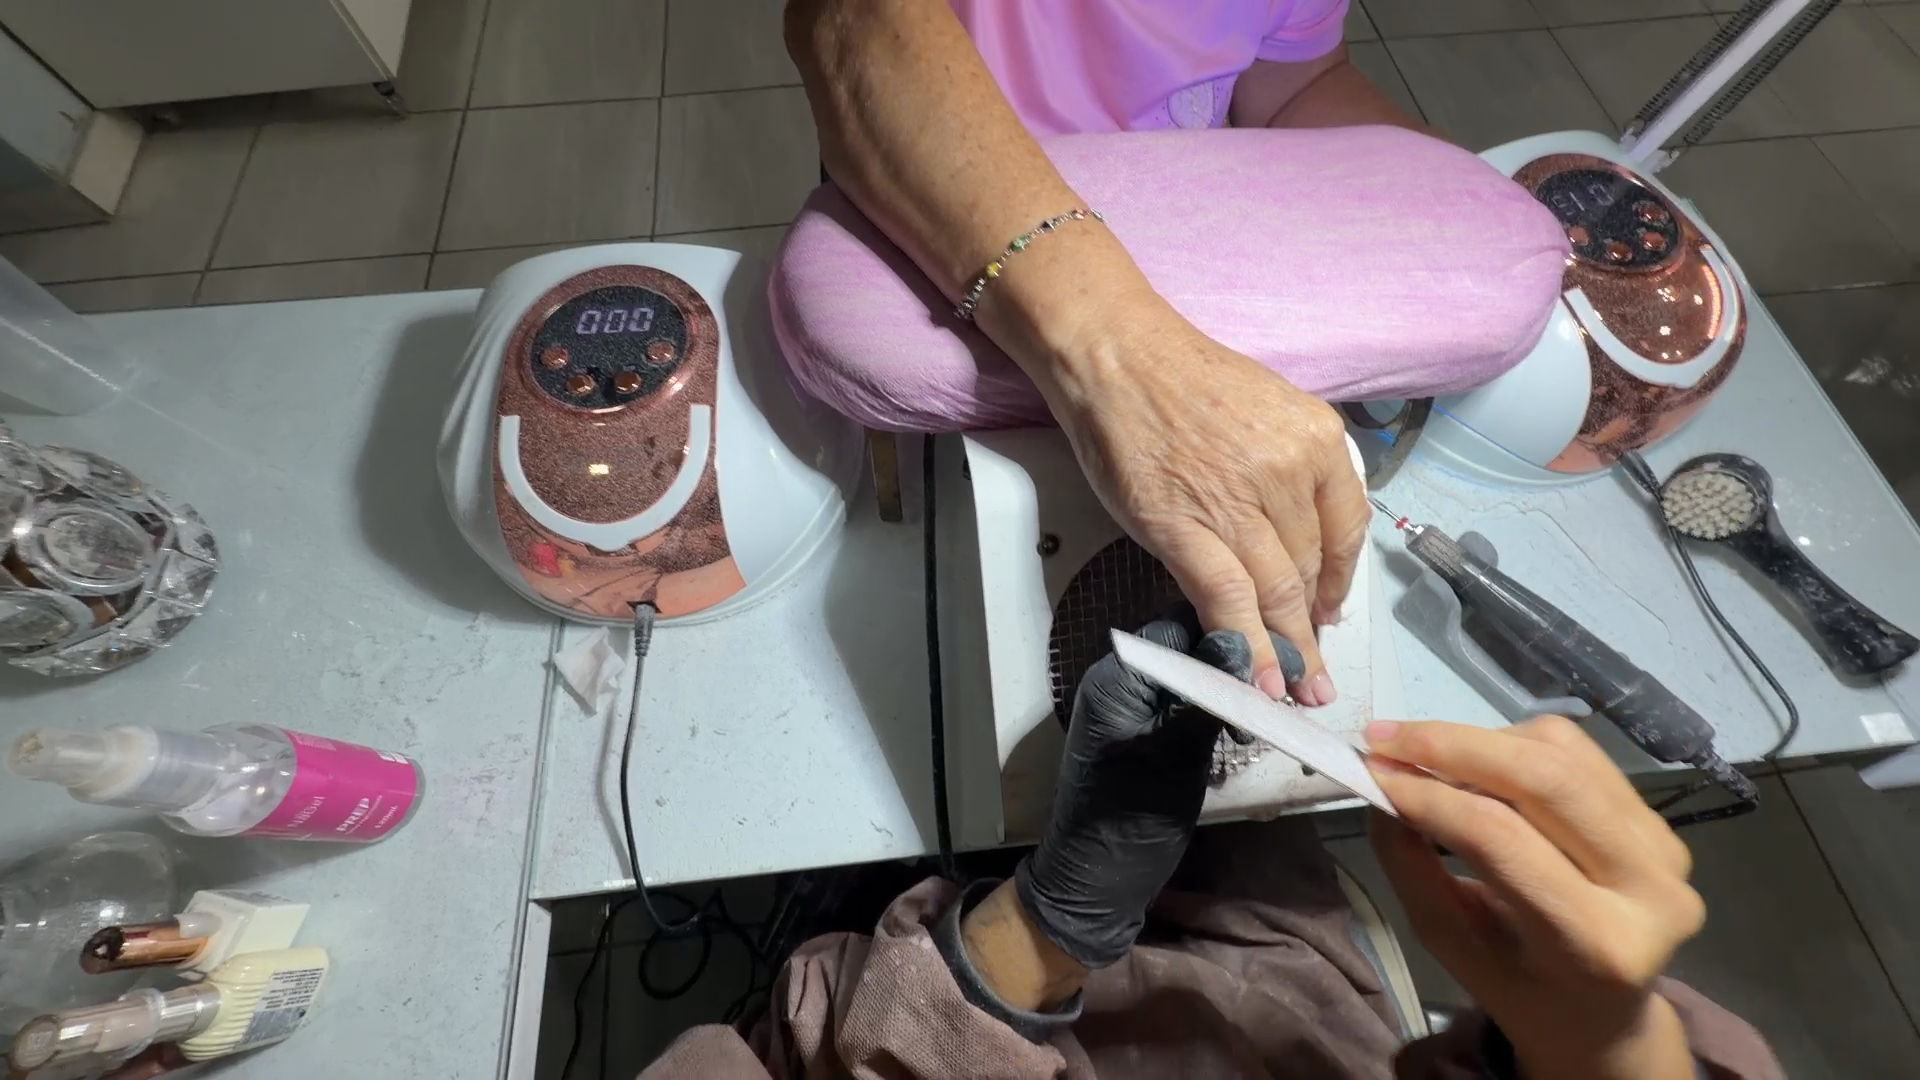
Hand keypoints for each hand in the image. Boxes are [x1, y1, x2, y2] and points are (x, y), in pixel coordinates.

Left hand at [1014, 611, 1294, 967]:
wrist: (1096, 880)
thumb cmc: (1129, 820)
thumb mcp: (1175, 756)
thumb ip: (1205, 697)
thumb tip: (1241, 643)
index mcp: (1117, 679)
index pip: (1178, 629)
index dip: (1230, 636)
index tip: (1280, 658)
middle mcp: (1121, 681)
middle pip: (1186, 645)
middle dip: (1237, 658)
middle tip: (1288, 682)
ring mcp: (1133, 705)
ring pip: (1190, 671)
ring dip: (1232, 682)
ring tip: (1275, 702)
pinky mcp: (1147, 729)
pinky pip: (1185, 699)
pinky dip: (1218, 704)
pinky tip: (1249, 720)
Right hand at [1043, 306, 1367, 705]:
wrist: (1117, 359)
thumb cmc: (1179, 381)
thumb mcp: (1262, 412)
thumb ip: (1286, 474)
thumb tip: (1284, 541)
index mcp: (1318, 442)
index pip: (1346, 533)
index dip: (1338, 586)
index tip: (1328, 615)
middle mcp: (1289, 475)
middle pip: (1309, 571)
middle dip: (1312, 631)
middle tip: (1314, 674)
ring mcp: (1238, 504)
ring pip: (1276, 593)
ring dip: (1286, 651)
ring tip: (1291, 690)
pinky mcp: (1185, 528)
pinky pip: (1228, 597)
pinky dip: (1246, 645)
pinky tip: (1258, 680)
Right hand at [1365, 717, 1704, 1079]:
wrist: (1599, 1009)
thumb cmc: (1511, 979)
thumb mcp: (1442, 936)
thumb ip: (1408, 859)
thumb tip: (1379, 783)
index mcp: (1597, 944)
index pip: (1498, 837)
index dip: (1425, 795)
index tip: (1368, 773)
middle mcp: (1649, 892)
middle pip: (1542, 778)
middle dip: (1447, 745)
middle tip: (1381, 738)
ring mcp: (1663, 848)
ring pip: (1554, 751)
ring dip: (1471, 740)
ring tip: (1421, 753)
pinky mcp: (1654, 816)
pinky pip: (1571, 747)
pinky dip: (1505, 738)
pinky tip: (1475, 763)